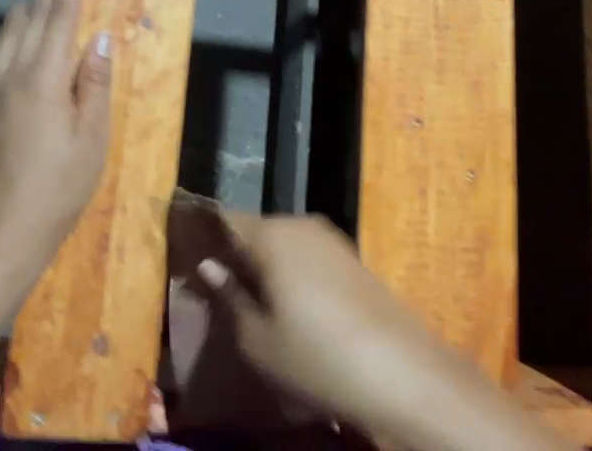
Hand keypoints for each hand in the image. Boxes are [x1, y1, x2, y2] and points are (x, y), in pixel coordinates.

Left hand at [0, 0, 112, 272]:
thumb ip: (94, 82)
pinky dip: (18, 23)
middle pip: (32, 11)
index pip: (59, 14)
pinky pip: (2, 45)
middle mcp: (13, 71)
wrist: (1, 227)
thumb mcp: (91, 138)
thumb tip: (99, 36)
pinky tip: (23, 24)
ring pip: (12, 26)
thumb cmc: (58, 186)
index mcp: (44, 77)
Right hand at [191, 212, 448, 432]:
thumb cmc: (316, 356)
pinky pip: (306, 256)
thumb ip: (228, 296)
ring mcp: (330, 239)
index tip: (187, 259)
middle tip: (215, 288)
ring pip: (282, 244)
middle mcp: (300, 223)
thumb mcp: (257, 339)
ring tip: (249, 302)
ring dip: (264, 266)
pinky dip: (291, 274)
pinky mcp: (351, 258)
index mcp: (270, 234)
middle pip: (254, 230)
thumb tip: (208, 265)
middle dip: (235, 254)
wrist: (403, 372)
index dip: (203, 236)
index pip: (224, 220)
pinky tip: (288, 306)